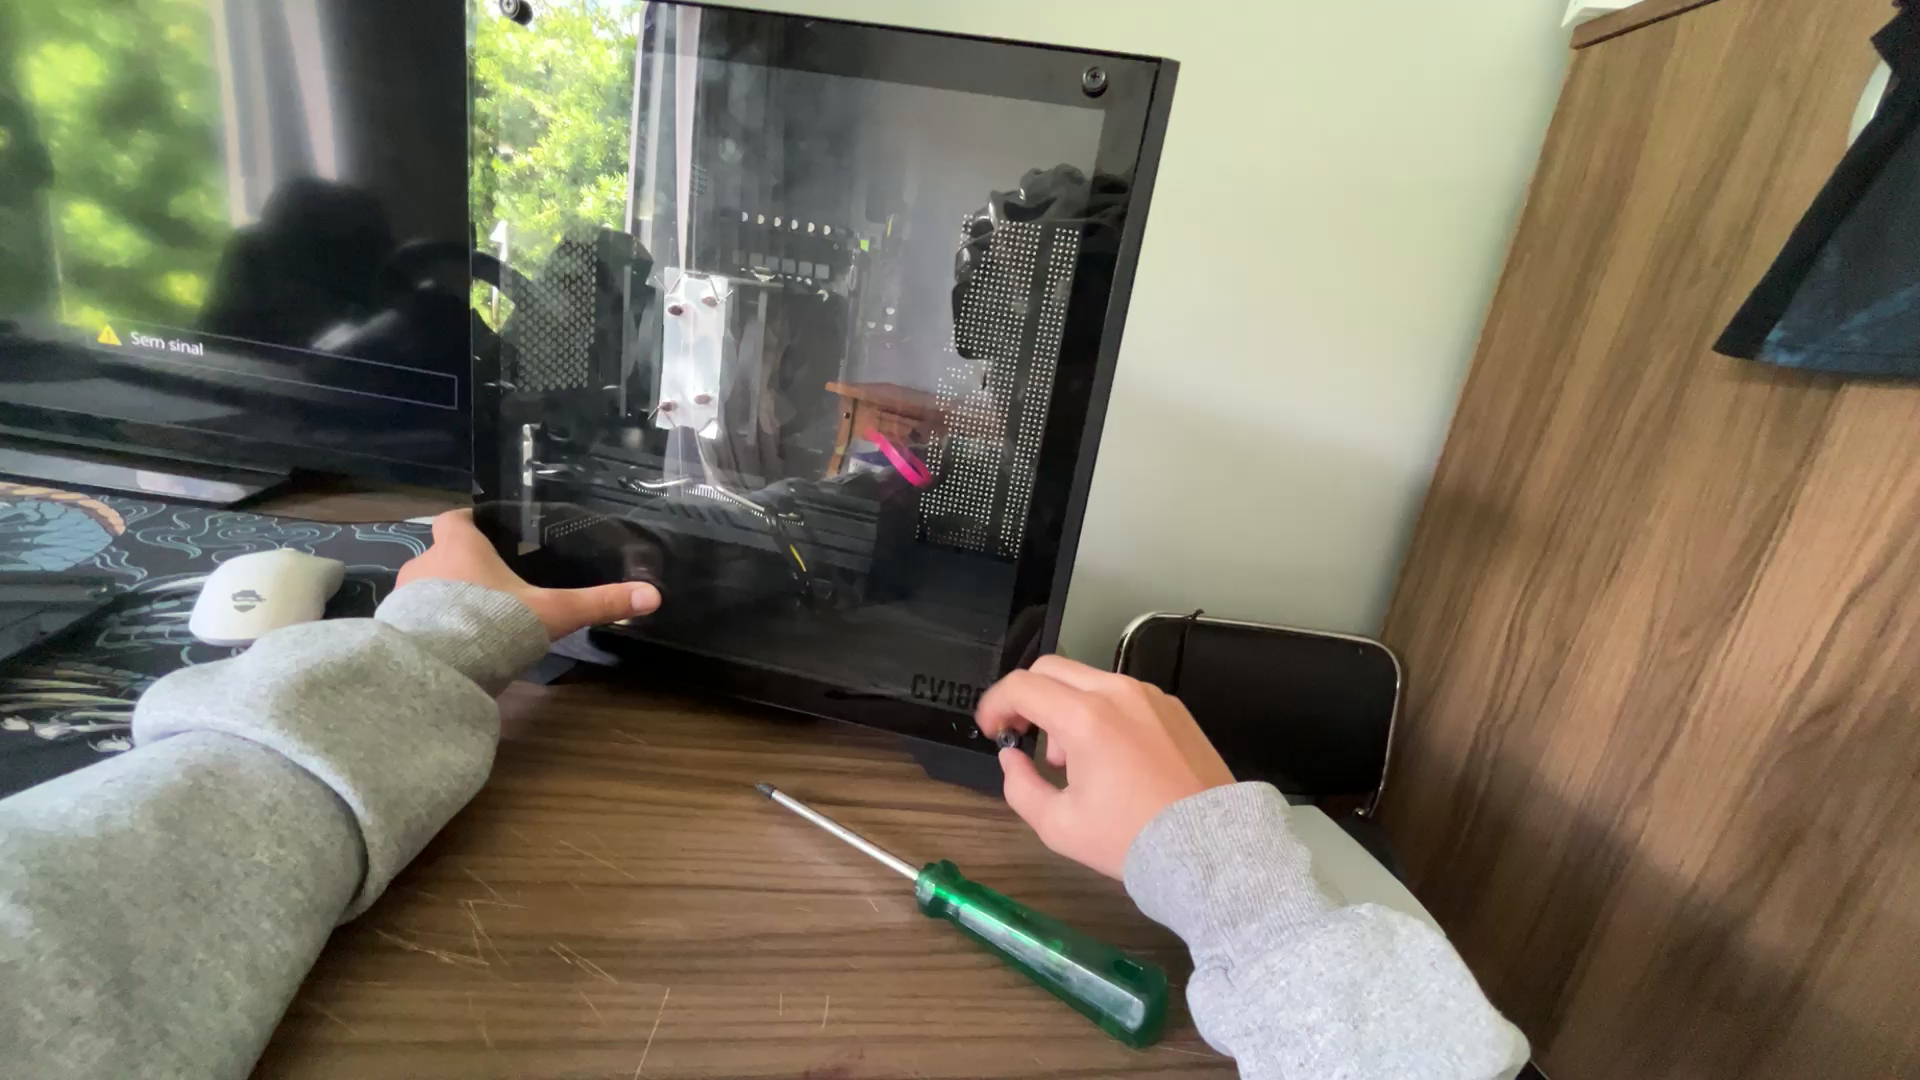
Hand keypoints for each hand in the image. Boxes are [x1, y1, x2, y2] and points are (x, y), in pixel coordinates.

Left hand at [396, 509, 661, 639]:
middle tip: (498, 581)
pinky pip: (416, 619)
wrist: (434, 670)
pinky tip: (461, 643)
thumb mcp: (556, 612)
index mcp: (461, 548)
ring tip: (480, 615)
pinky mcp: (394, 631)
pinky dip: (435, 626)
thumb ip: (600, 602)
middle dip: (465, 566)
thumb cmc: (493, 622)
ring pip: (427, 588)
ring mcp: (403, 599)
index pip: (455, 519)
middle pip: (442, 554)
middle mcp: (425, 565)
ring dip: (447, 597)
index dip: (471, 521)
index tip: (489, 530)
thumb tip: (652, 595)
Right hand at [975, 656, 1234, 878]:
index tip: (991, 730)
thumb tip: (1012, 757)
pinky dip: (1098, 711)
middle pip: (1050, 668)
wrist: (1213, 850)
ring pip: (1086, 678)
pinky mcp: (1171, 706)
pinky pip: (1120, 693)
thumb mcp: (1059, 826)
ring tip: (1070, 758)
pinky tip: (1108, 756)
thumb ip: (1019, 786)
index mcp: (1085, 717)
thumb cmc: (1133, 839)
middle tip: (1020, 732)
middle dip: (1025, 696)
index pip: (1021, 686)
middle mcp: (1117, 692)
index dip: (994, 704)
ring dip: (1062, 705)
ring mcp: (1148, 695)